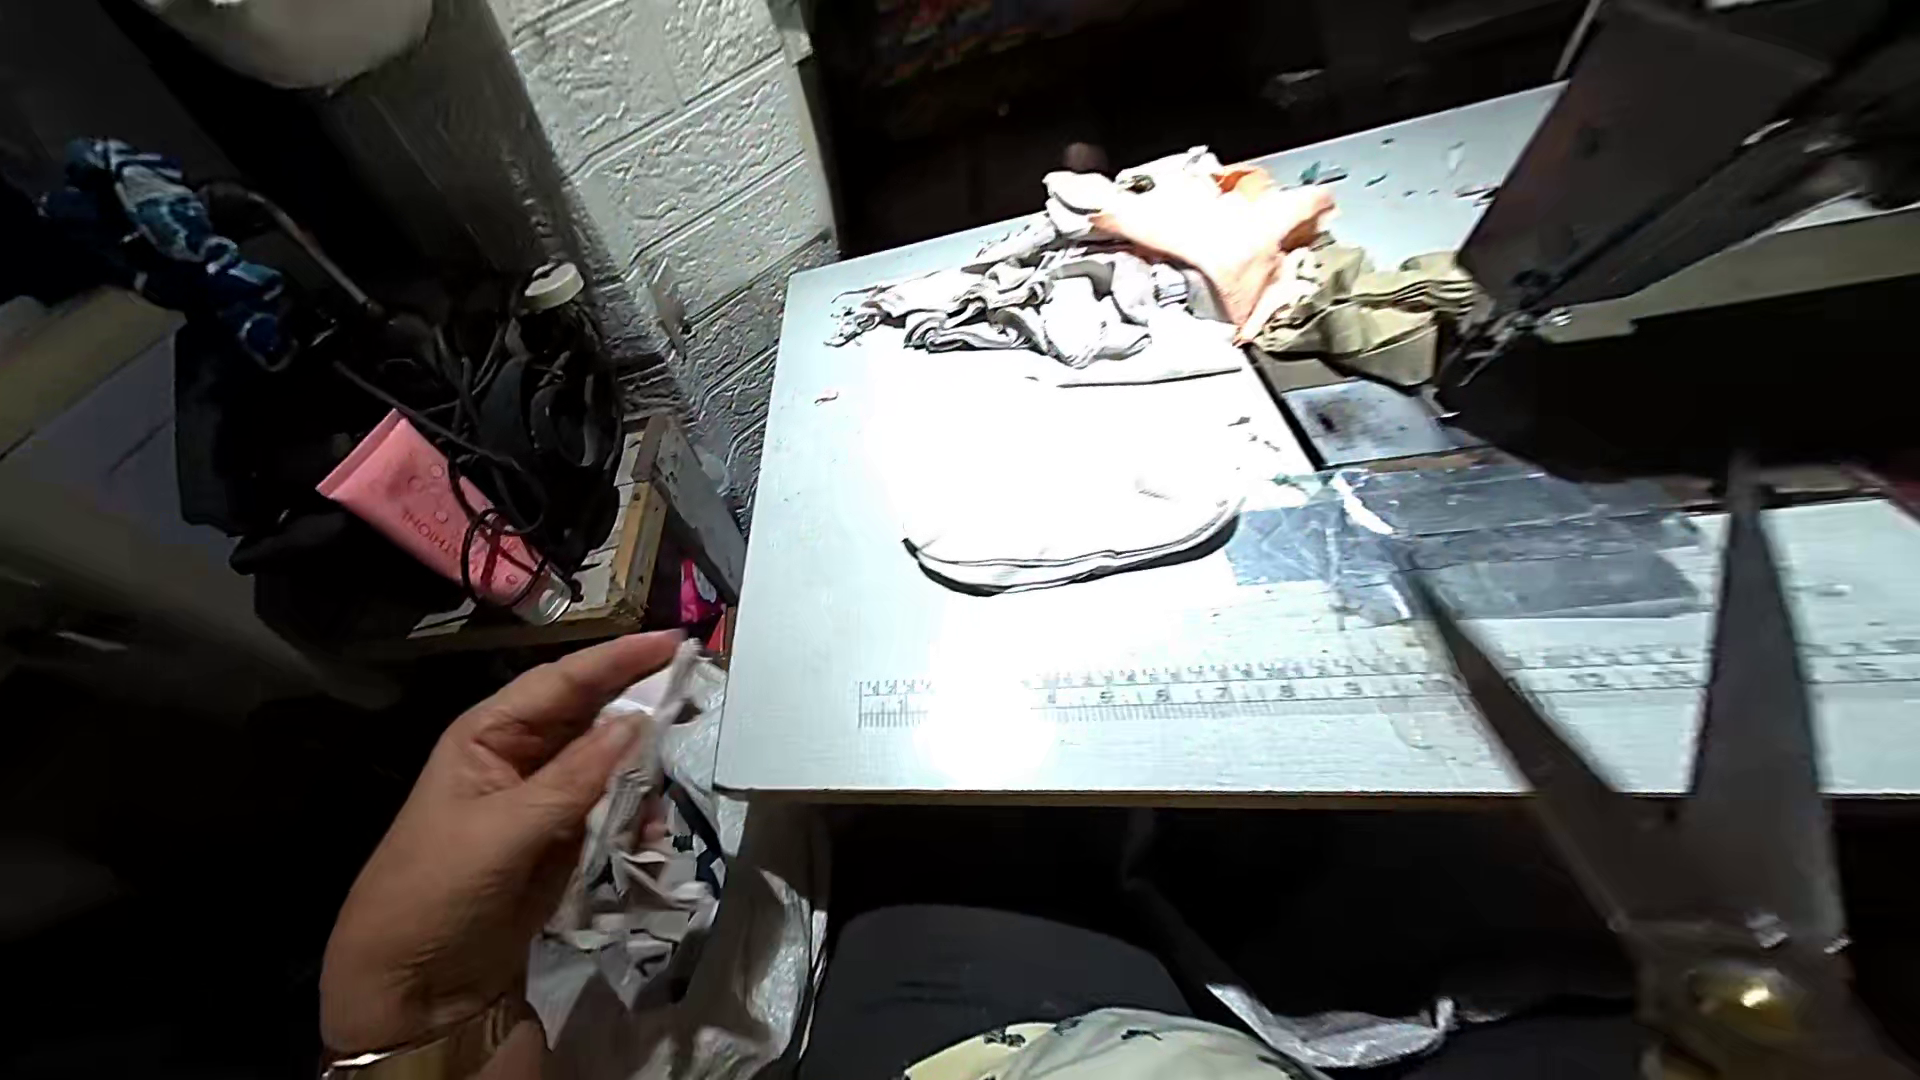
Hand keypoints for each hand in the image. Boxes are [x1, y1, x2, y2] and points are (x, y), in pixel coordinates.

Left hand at [320, 631, 682, 1054]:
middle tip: (694, 686)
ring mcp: (554, 786)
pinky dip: (642, 808)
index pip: (565, 680)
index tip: (673, 640)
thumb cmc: (435, 894)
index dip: (620, 656)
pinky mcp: (574, 821)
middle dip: (644, 698)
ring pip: (617, 752)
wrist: (414, 988)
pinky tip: (651, 831)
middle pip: (598, 707)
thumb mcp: (502, 833)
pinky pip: (621, 797)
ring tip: (669, 778)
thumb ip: (575, 776)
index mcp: (493, 734)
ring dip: (646, 764)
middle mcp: (528, 749)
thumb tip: (638, 722)